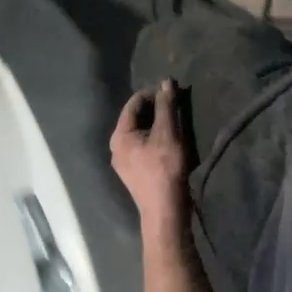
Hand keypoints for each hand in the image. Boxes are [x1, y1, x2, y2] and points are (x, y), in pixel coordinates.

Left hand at [111, 80, 188, 228]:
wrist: (165, 210)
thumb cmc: (165, 168)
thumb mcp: (168, 132)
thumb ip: (166, 105)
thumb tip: (166, 81)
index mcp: (120, 136)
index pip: (134, 102)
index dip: (153, 92)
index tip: (173, 90)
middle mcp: (116, 147)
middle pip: (135, 116)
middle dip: (155, 106)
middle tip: (176, 102)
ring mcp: (123, 161)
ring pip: (139, 130)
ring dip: (156, 121)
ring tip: (175, 117)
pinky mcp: (133, 171)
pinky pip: (141, 143)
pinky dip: (154, 135)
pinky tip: (169, 137)